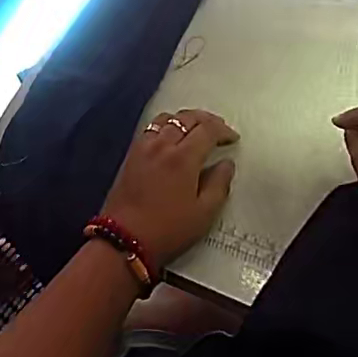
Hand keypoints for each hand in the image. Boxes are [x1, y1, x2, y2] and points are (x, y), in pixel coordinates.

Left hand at [101, 109, 239, 266]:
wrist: (124, 238)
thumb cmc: (168, 229)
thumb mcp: (204, 213)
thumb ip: (219, 184)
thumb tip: (227, 163)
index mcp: (183, 157)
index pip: (207, 130)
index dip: (223, 130)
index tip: (232, 138)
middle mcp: (163, 144)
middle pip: (187, 118)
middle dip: (206, 120)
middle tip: (219, 129)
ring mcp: (144, 146)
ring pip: (167, 118)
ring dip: (185, 119)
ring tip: (196, 128)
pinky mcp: (131, 153)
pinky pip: (151, 127)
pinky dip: (166, 123)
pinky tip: (171, 135)